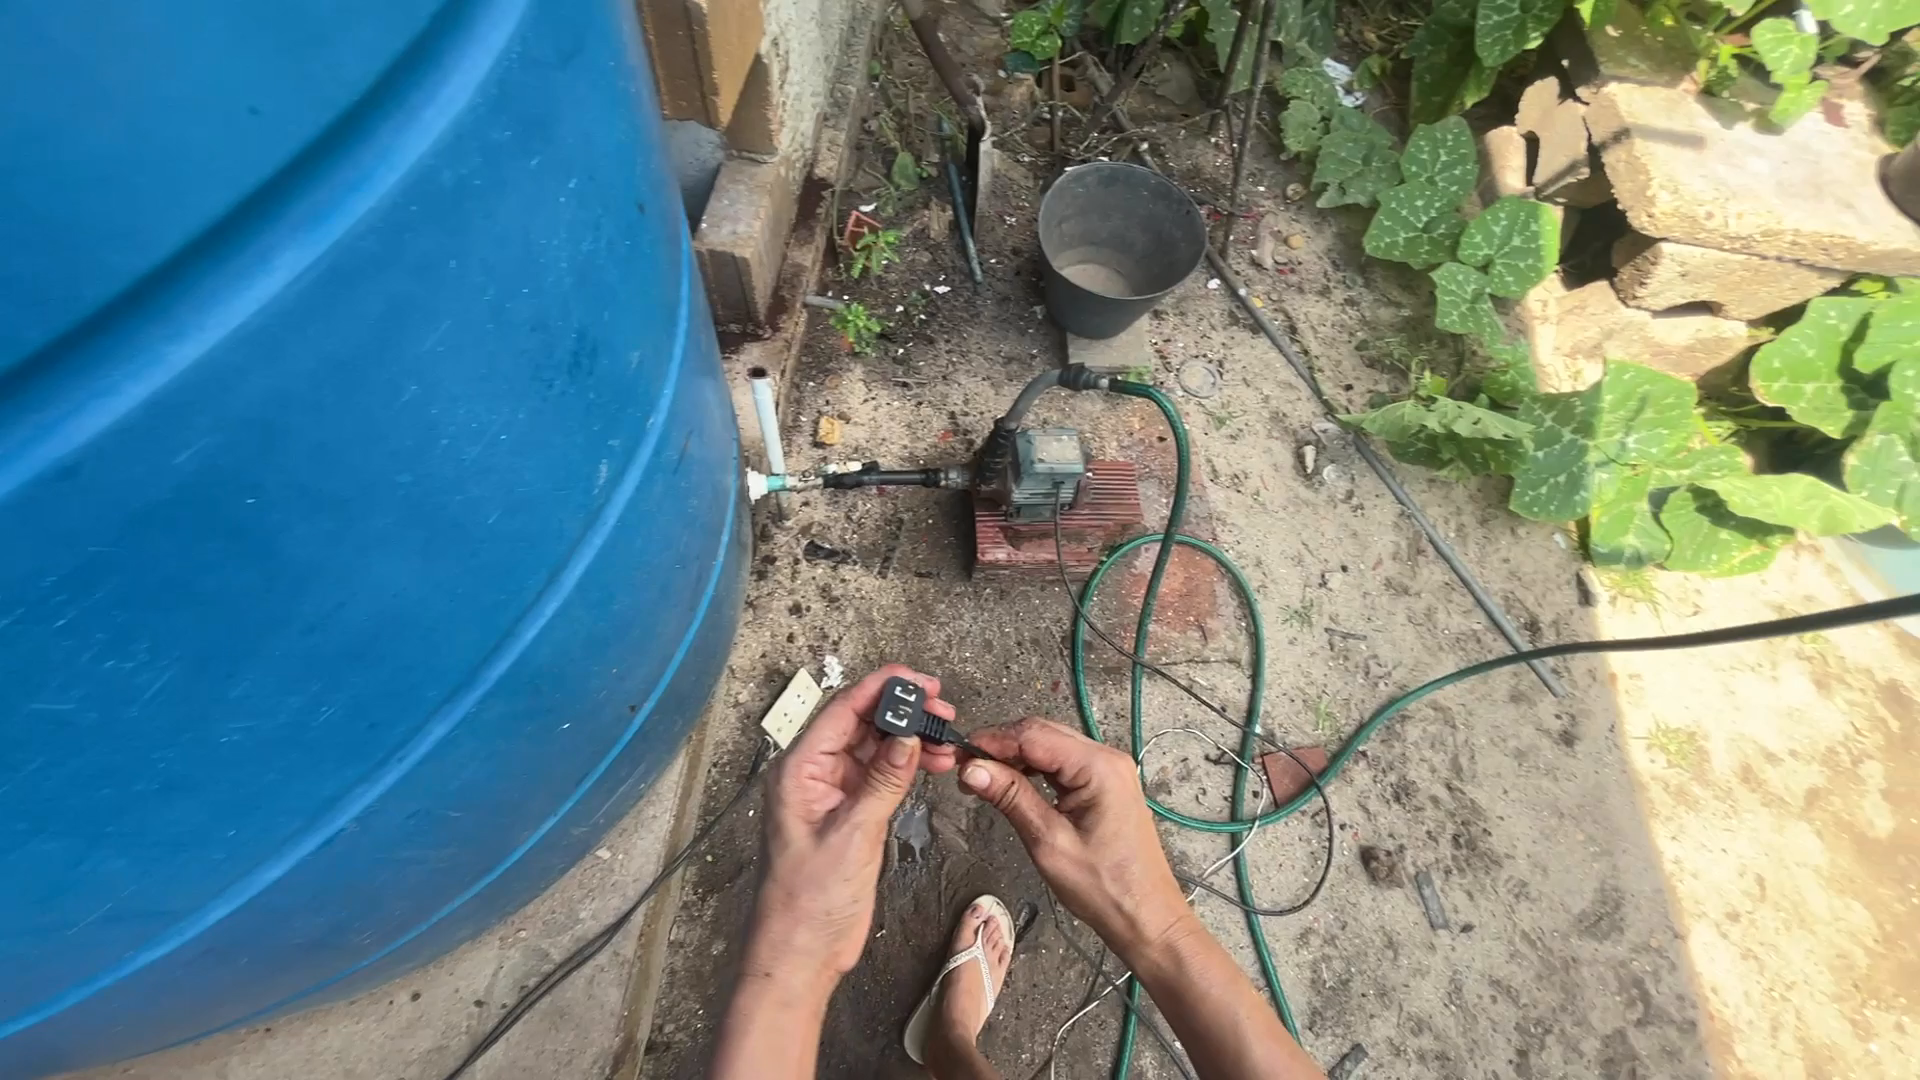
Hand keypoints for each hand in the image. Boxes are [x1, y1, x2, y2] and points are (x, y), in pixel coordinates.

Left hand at [746, 664, 958, 980]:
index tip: (920, 681)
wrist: (801, 956)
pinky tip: (932, 763)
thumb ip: (882, 781)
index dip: (882, 687)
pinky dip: (907, 764)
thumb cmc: (808, 902)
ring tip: (946, 739)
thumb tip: (908, 736)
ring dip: (910, 737)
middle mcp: (814, 771)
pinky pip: (881, 772)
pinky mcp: (850, 809)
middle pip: (861, 721)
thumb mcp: (852, 835)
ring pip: (875, 745)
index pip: (843, 708)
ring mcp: (833, 790)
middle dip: (902, 710)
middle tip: (943, 708)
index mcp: (799, 768)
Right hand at [959, 718, 1193, 961]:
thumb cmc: (1103, 888)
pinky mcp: (1105, 782)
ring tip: (981, 776)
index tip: (958, 753)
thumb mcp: (1049, 842)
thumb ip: (1010, 797)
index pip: (1033, 735)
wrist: (1148, 919)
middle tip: (964, 766)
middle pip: (1042, 733)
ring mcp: (1108, 768)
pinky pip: (1062, 762)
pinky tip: (1011, 782)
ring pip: (1050, 745)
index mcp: (1097, 766)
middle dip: (1000, 745)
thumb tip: (970, 769)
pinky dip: (1033, 767)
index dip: (992, 740)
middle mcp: (1106, 756)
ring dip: (1014, 755)